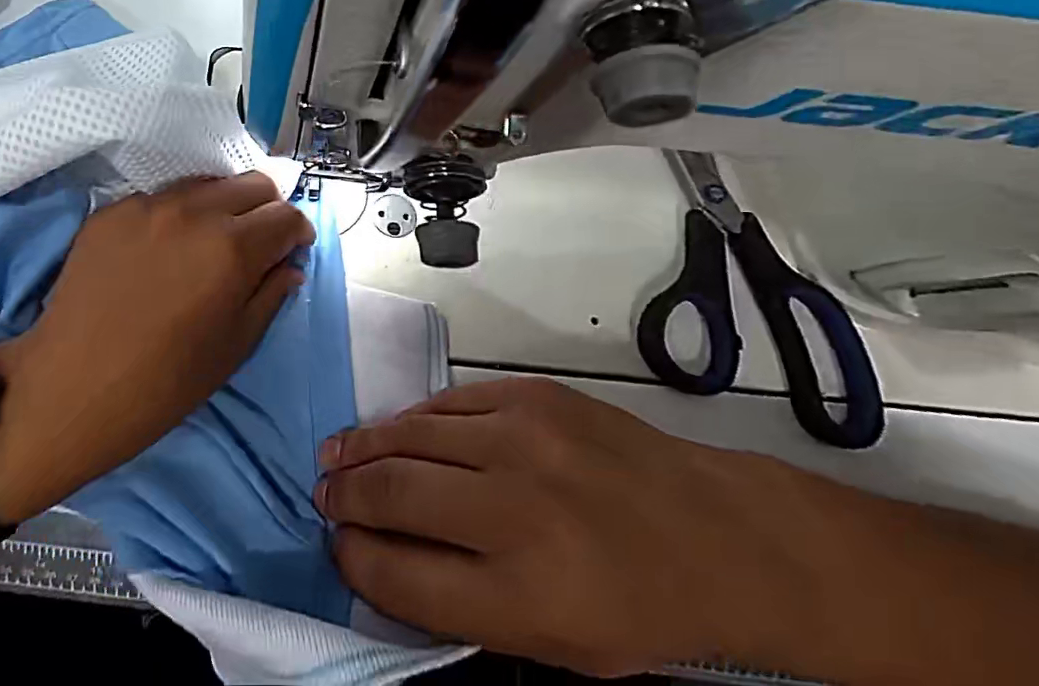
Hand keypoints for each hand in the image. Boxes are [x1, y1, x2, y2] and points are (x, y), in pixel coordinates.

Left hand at [0, 172, 313, 523]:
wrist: (70, 387)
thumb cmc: (163, 382)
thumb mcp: (234, 347)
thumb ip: (270, 296)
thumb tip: (288, 266)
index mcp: (232, 248)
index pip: (286, 215)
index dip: (297, 233)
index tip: (292, 251)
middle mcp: (193, 212)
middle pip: (252, 183)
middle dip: (266, 210)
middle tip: (258, 244)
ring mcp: (147, 205)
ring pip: (206, 184)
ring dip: (222, 206)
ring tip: (210, 243)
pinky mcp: (111, 211)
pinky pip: (160, 199)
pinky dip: (177, 216)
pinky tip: (163, 251)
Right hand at [315, 377, 847, 676]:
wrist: (716, 533)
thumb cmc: (634, 607)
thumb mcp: (550, 644)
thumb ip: (456, 605)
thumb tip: (375, 554)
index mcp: (521, 593)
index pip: (396, 575)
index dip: (354, 560)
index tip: (338, 546)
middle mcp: (514, 508)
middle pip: (390, 494)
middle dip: (343, 496)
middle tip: (322, 495)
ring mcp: (522, 438)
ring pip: (407, 436)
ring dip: (361, 447)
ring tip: (335, 455)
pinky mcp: (531, 395)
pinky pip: (445, 403)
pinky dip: (411, 421)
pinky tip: (394, 432)